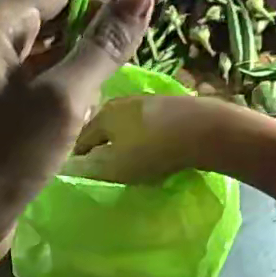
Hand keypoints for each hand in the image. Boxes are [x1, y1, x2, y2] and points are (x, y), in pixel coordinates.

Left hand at [0, 0, 155, 274]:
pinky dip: (66, 83)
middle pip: (49, 12)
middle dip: (93, 10)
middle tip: (139, 11)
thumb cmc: (1, 159)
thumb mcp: (61, 100)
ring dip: (82, 49)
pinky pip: (38, 82)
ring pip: (46, 49)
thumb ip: (103, 46)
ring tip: (124, 49)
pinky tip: (91, 97)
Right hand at [71, 94, 244, 184]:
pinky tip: (150, 149)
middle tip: (101, 170)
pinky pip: (148, 125)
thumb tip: (69, 167)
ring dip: (123, 141)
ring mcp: (148, 101)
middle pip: (102, 128)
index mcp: (102, 113)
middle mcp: (121, 101)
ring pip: (126, 125)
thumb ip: (89, 167)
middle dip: (100, 147)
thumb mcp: (114, 166)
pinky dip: (144, 137)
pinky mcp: (172, 106)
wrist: (206, 130)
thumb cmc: (153, 150)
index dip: (74, 158)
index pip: (78, 138)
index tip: (76, 175)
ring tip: (126, 161)